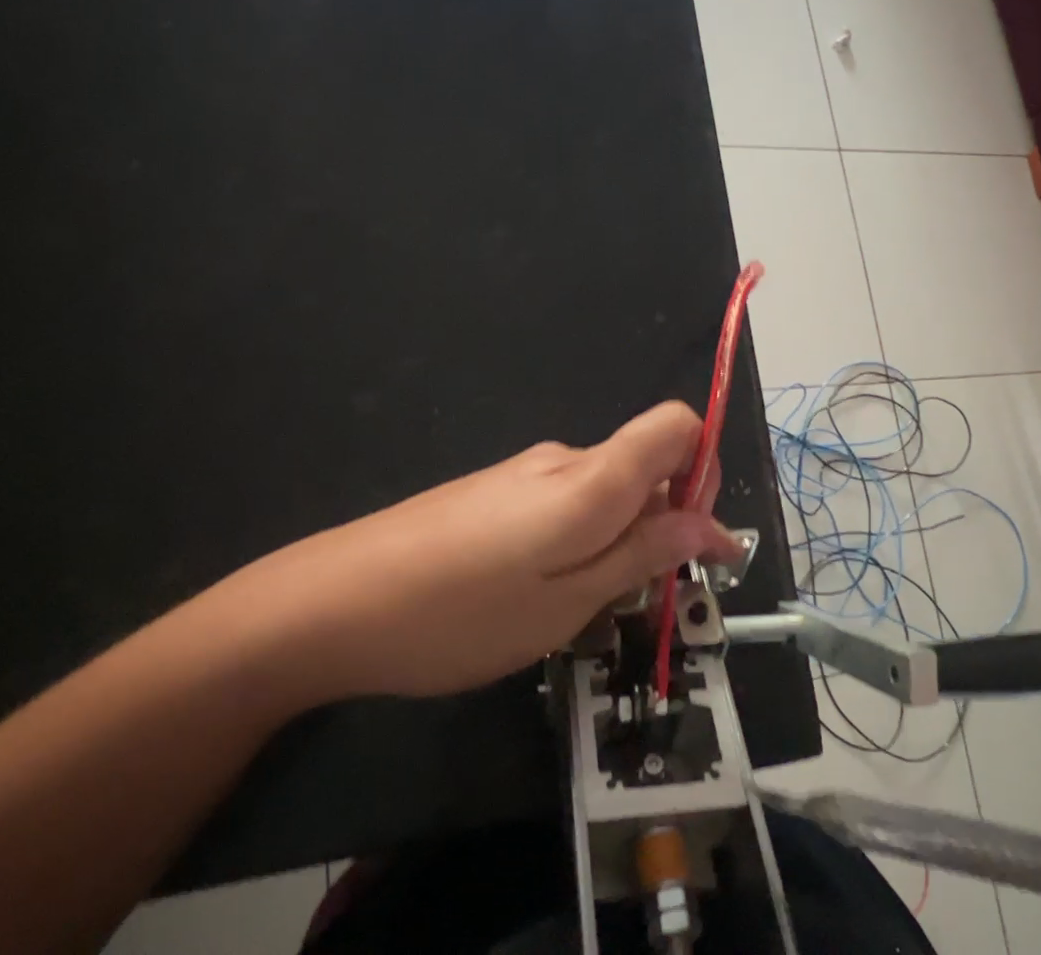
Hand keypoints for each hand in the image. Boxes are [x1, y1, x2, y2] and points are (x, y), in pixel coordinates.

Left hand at [213, 401, 738, 700]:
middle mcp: (560, 461)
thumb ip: (643, 555)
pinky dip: (578, 542)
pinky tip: (537, 595)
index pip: (678, 425)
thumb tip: (712, 524)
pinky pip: (563, 505)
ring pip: (603, 492)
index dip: (703, 471)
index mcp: (590, 479)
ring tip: (579, 610)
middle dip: (663, 524)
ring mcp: (520, 474)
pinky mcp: (490, 493)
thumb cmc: (459, 615)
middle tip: (636, 599)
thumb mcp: (566, 603)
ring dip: (618, 541)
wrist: (329, 605)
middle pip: (644, 465)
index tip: (693, 538)